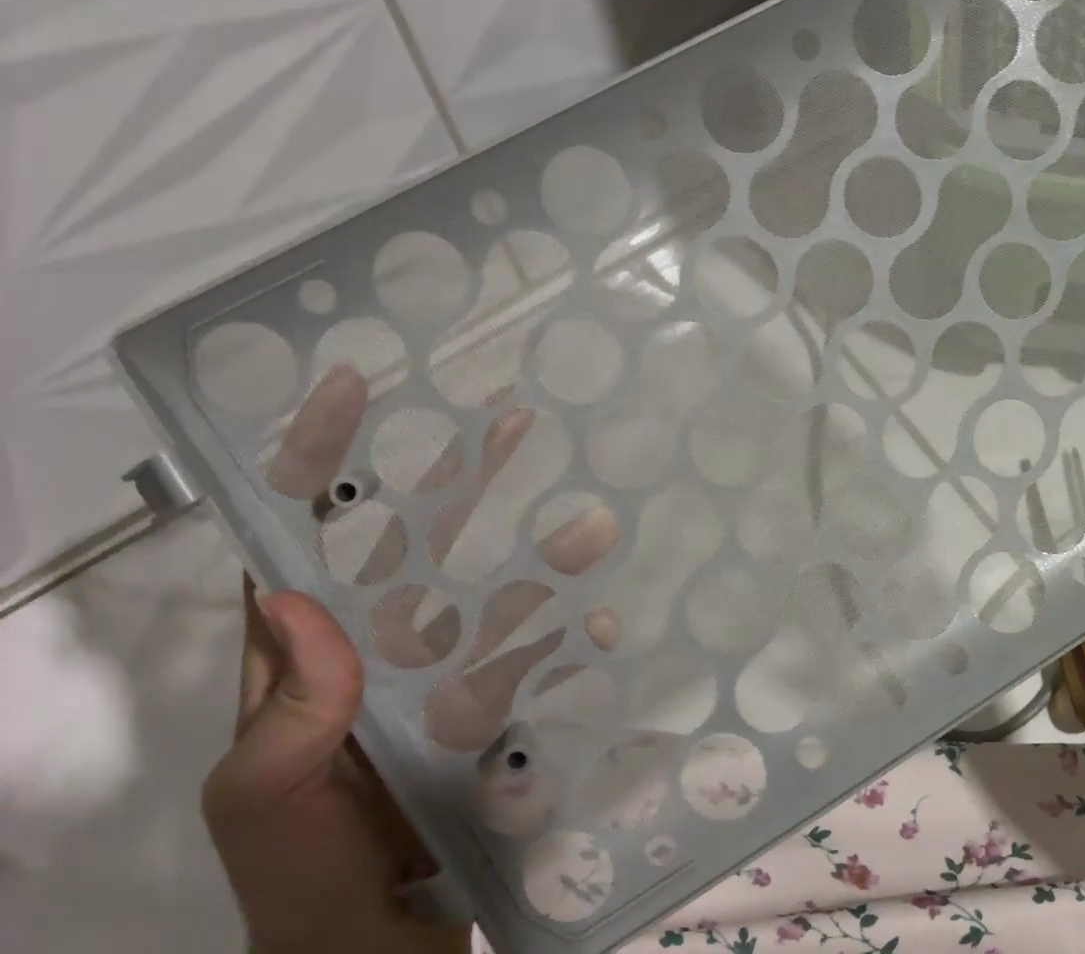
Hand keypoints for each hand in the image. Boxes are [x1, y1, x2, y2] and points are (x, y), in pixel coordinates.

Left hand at [205, 365, 618, 951]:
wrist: (384, 953)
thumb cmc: (308, 876)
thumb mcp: (270, 800)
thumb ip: (288, 710)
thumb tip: (293, 596)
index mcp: (309, 662)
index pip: (309, 543)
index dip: (321, 465)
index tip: (353, 392)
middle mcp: (379, 657)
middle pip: (419, 550)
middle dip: (462, 485)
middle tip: (513, 422)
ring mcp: (443, 685)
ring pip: (497, 600)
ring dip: (545, 562)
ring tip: (597, 530)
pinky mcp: (496, 716)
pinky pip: (539, 662)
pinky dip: (574, 638)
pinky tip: (610, 624)